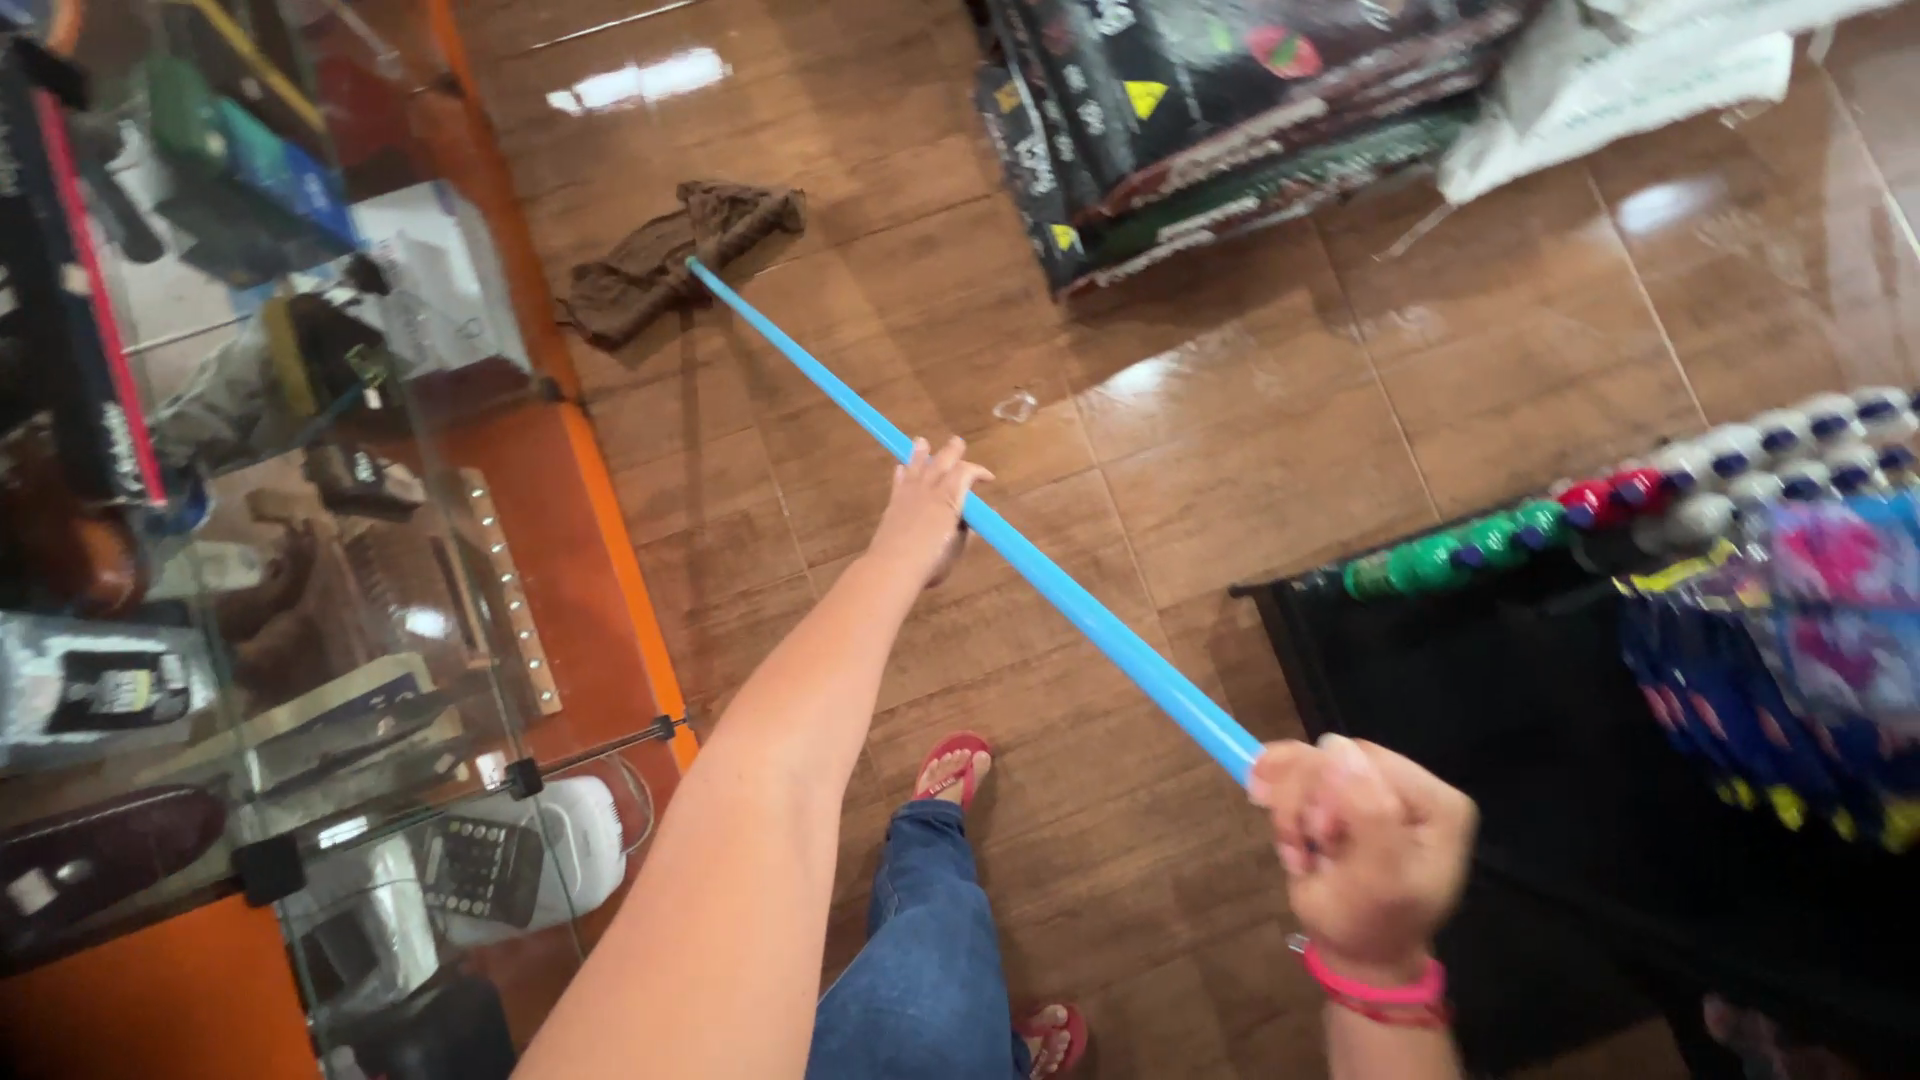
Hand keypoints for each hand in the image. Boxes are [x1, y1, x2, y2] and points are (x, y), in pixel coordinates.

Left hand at [866, 436, 993, 588]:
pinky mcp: (893, 503)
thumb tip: (979, 518)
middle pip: (942, 461)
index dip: (979, 471)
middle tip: (958, 442)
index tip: (989, 479)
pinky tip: (900, 468)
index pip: (966, 472)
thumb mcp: (957, 548)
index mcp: (950, 497)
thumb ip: (968, 530)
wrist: (892, 566)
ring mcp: (909, 494)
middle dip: (952, 451)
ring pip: (917, 465)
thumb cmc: (932, 560)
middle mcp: (930, 489)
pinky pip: (899, 481)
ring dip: (921, 453)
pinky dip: (902, 472)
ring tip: (921, 441)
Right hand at [1248, 735, 1476, 985]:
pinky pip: (1291, 771)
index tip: (1322, 837)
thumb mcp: (1380, 879)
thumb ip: (1368, 813)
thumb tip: (1338, 748)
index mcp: (1436, 801)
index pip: (1365, 759)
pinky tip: (1289, 838)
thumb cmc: (1374, 922)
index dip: (1330, 791)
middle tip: (1305, 849)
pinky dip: (1279, 804)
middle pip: (1330, 757)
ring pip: (1304, 762)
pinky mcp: (1336, 789)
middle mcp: (1406, 784)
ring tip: (1298, 851)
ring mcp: (1369, 784)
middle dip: (1303, 803)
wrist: (1354, 950)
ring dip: (1288, 809)